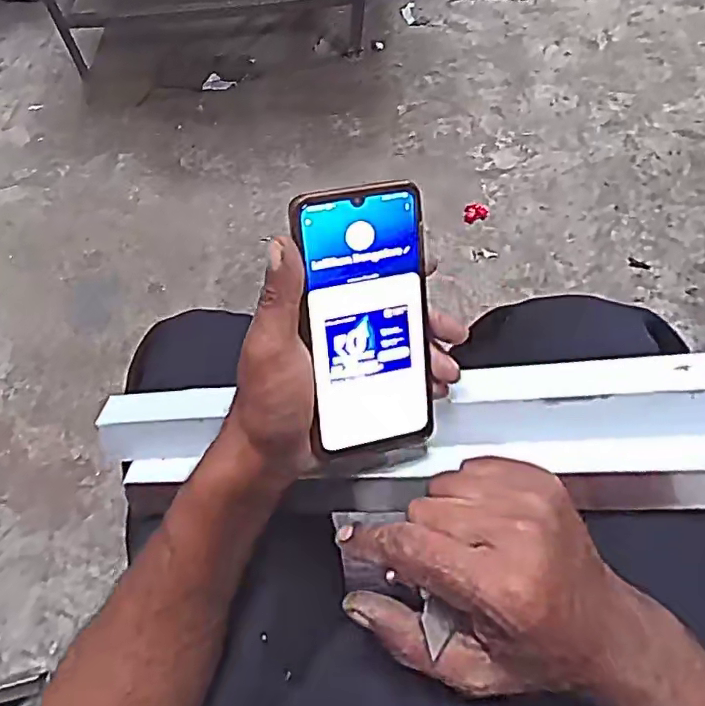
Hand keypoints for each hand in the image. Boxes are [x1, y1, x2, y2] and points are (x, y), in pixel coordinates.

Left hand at [221, 235, 468, 484]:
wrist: (271, 456)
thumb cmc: (263, 404)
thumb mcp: (272, 344)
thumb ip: (279, 296)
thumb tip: (282, 249)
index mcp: (305, 308)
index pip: (345, 267)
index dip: (377, 255)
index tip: (407, 249)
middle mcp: (327, 324)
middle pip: (381, 302)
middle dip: (418, 307)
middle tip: (440, 320)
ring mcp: (345, 352)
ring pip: (394, 335)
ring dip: (425, 343)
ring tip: (441, 360)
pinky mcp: (356, 377)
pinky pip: (394, 366)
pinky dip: (418, 371)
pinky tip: (429, 380)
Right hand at [337, 458, 669, 698]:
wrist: (605, 628)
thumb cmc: (544, 649)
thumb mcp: (473, 670)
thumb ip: (406, 639)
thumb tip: (360, 603)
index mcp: (503, 586)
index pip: (412, 544)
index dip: (375, 542)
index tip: (356, 540)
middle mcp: (519, 534)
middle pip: (423, 510)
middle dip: (420, 538)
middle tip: (446, 566)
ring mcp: (532, 499)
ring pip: (443, 484)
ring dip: (445, 512)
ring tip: (470, 543)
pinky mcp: (538, 478)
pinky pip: (469, 465)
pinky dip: (468, 490)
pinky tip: (486, 520)